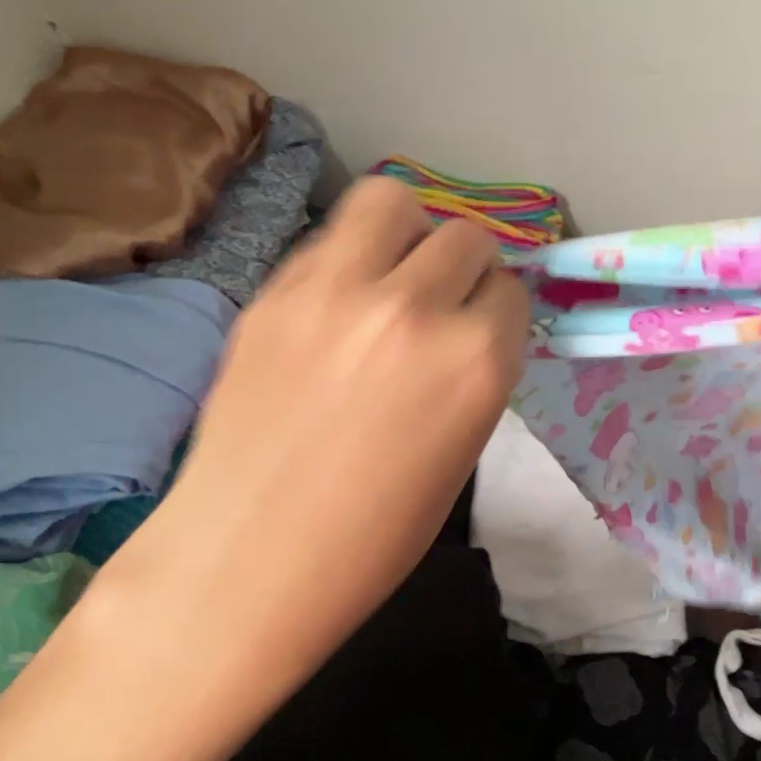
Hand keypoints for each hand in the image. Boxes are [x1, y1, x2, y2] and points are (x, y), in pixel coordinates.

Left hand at [113, 176, 529, 667]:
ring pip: (393, 201)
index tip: (483, 329)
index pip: (511, 289)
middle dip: (468, 267)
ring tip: (395, 270)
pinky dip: (349, 258)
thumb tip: (471, 320)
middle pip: (466, 238)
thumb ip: (475, 367)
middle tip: (444, 301)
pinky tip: (338, 304)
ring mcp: (336, 293)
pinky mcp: (273, 293)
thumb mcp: (463, 444)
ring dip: (409, 231)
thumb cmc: (377, 531)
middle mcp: (414, 310)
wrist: (249, 558)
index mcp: (476, 360)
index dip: (500, 310)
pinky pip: (331, 241)